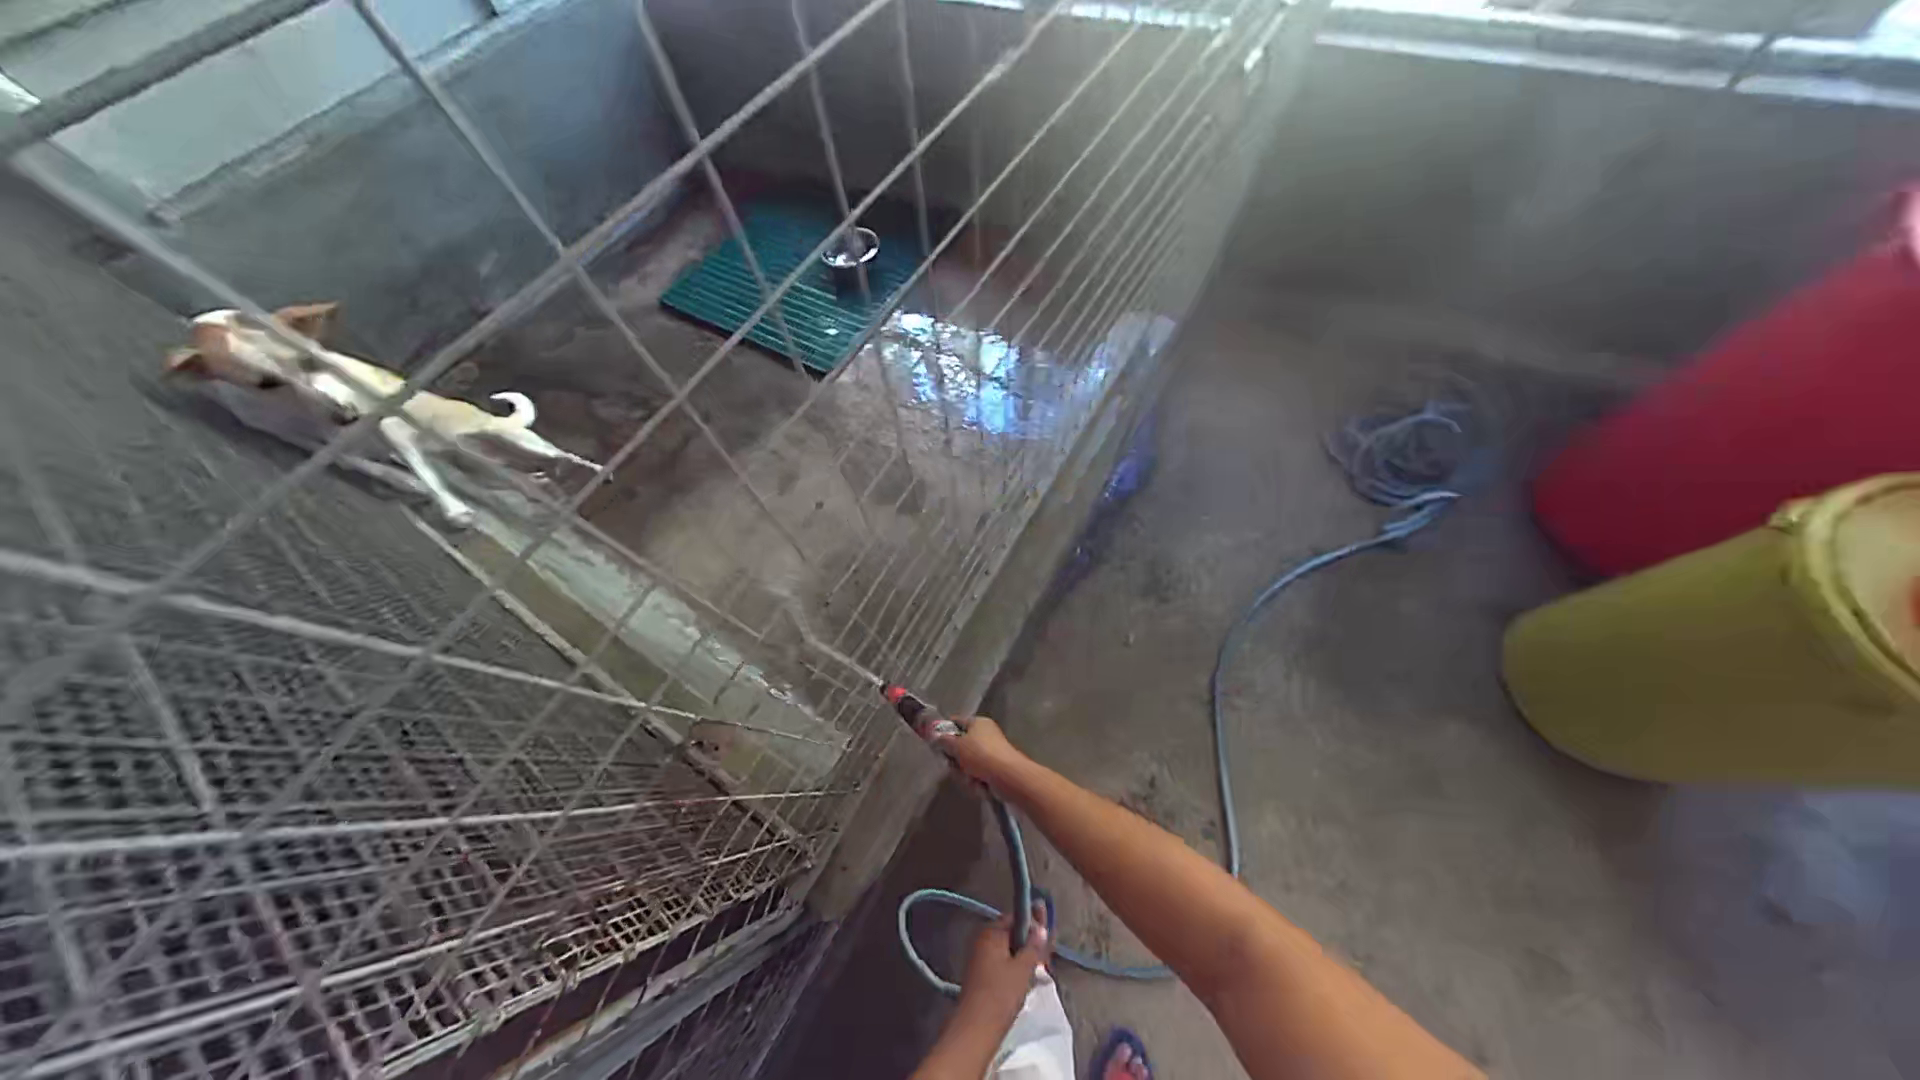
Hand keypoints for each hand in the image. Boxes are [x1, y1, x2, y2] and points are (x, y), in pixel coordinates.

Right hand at [937, 715, 1027, 786]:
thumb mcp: (957, 746)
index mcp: (978, 723)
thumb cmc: (981, 755)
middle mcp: (986, 735)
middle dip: (956, 762)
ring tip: (970, 779)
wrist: (1008, 776)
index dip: (945, 731)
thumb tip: (935, 736)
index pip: (956, 722)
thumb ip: (943, 740)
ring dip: (966, 775)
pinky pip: (978, 775)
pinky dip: (976, 782)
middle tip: (955, 767)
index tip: (936, 744)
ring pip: (968, 764)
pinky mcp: (996, 769)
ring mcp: (992, 753)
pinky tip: (979, 786)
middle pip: (961, 747)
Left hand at [956, 905, 1050, 1023]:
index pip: (1015, 918)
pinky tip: (1024, 981)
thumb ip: (1033, 946)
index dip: (1033, 926)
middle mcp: (982, 939)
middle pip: (1011, 935)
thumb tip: (1041, 927)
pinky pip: (1001, 963)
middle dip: (1029, 945)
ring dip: (1023, 958)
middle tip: (1045, 959)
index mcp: (991, 932)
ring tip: (1038, 971)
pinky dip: (1013, 969)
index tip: (1046, 940)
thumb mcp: (1023, 969)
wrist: (976, 1028)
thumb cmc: (1000, 994)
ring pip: (1007, 951)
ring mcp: (979, 957)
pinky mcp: (980, 975)